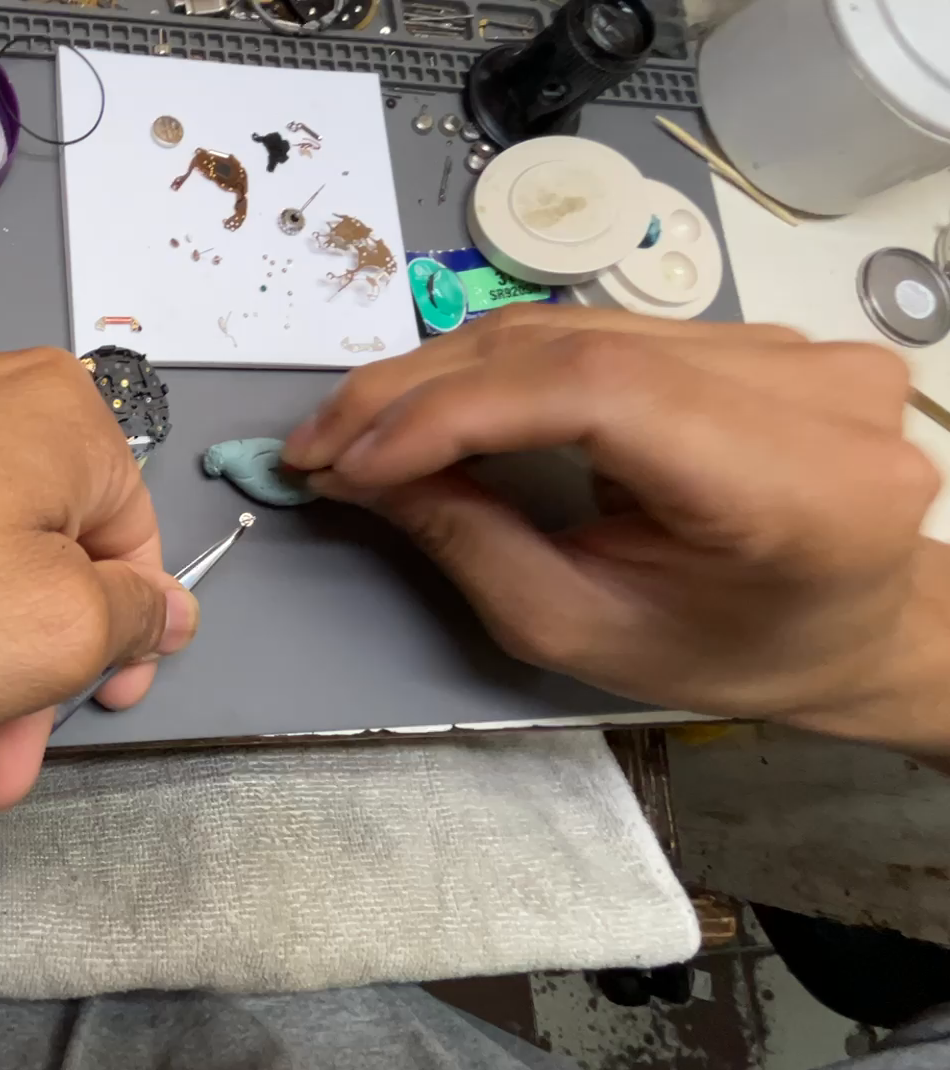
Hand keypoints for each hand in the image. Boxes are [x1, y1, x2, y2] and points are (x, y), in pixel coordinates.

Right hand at [281, 306, 949, 750]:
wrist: (843, 625)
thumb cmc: (713, 653)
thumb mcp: (566, 624)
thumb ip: (461, 537)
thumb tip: (351, 472)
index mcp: (793, 484)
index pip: (590, 394)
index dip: (446, 416)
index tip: (343, 466)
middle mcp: (798, 384)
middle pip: (554, 350)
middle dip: (404, 395)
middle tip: (311, 445)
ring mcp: (767, 345)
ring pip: (544, 331)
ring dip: (418, 379)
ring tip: (342, 430)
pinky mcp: (722, 337)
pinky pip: (560, 337)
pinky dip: (463, 372)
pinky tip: (408, 407)